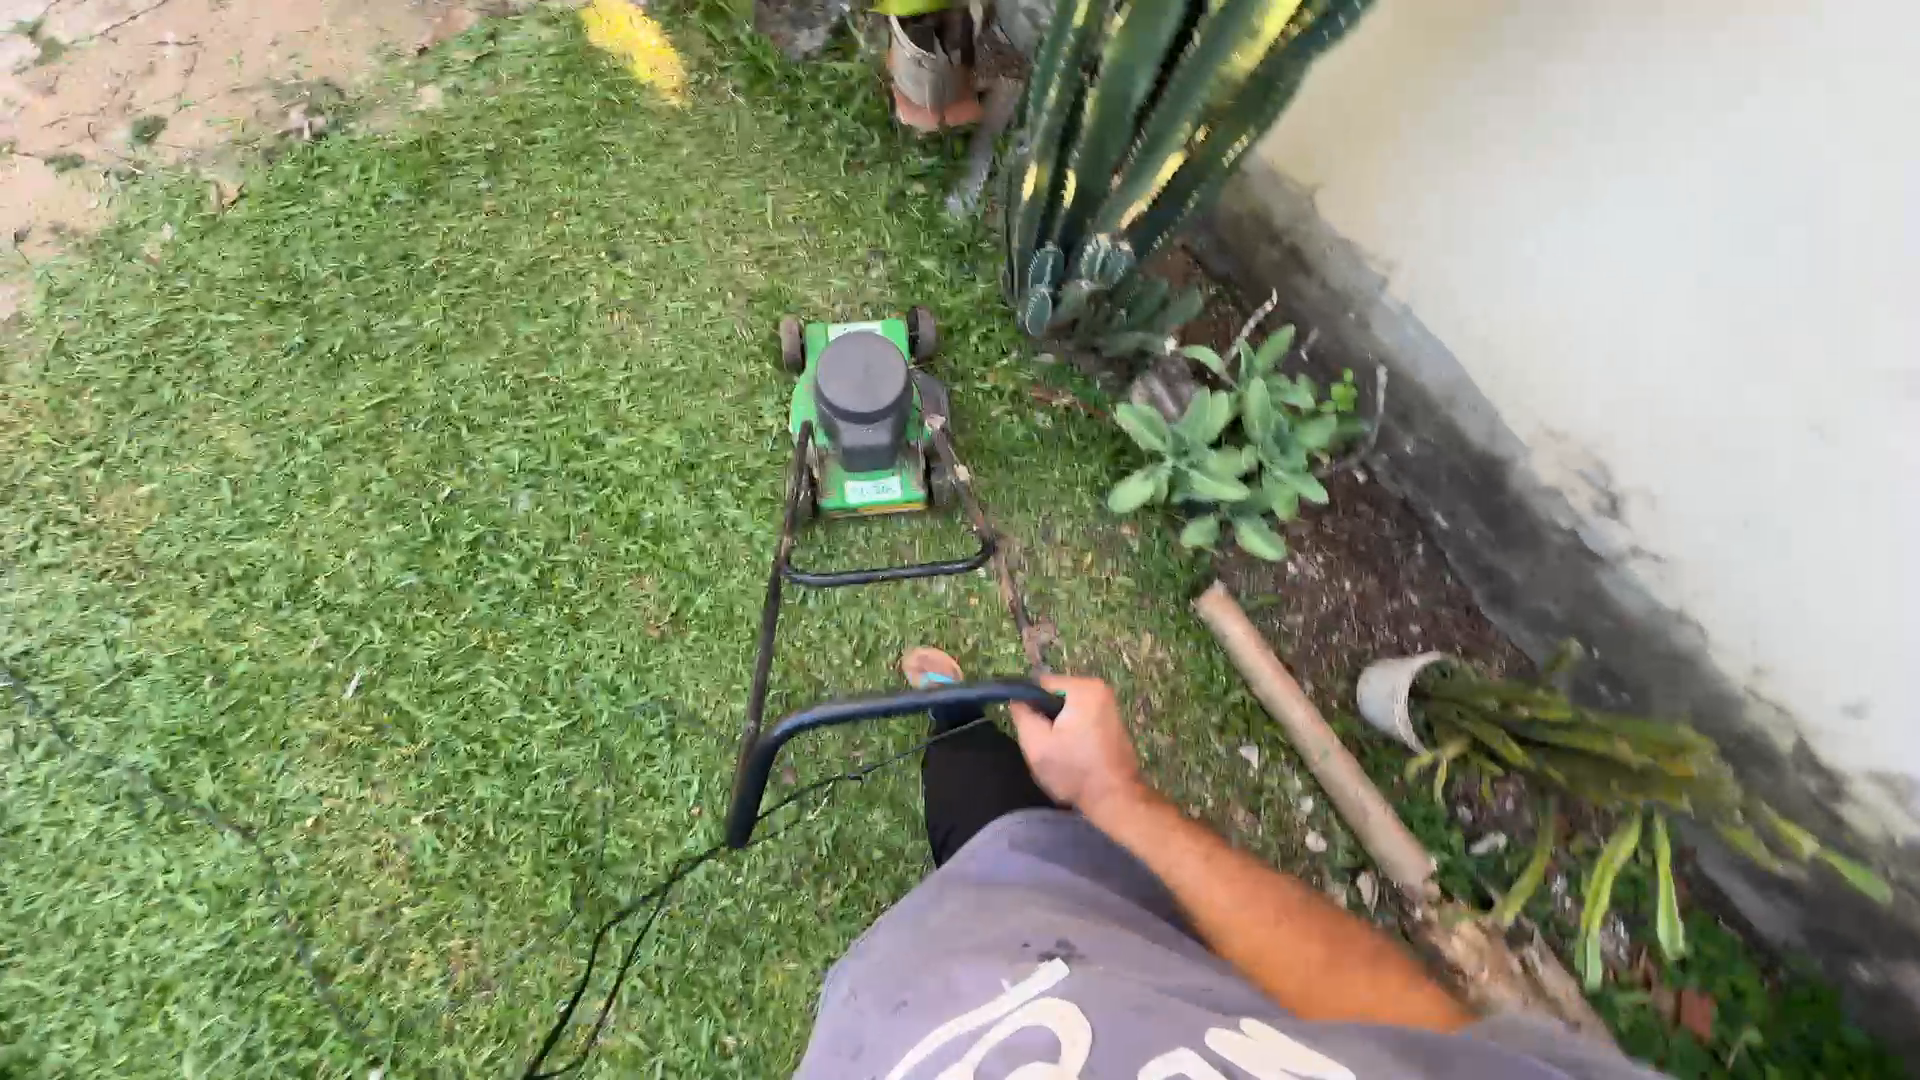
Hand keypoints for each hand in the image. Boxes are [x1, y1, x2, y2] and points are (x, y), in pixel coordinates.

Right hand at [1008, 675, 1146, 815]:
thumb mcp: (1036, 743)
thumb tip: (1018, 700)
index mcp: (1084, 688)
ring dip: (1059, 727)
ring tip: (1059, 752)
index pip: (1041, 685)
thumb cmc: (1075, 770)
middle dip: (1046, 717)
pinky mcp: (1112, 722)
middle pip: (1056, 696)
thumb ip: (1022, 714)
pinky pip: (1082, 719)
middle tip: (1045, 744)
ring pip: (1068, 710)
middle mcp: (1100, 689)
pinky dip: (1073, 733)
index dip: (1030, 706)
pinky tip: (1073, 754)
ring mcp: (1109, 706)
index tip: (1031, 729)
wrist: (1115, 799)